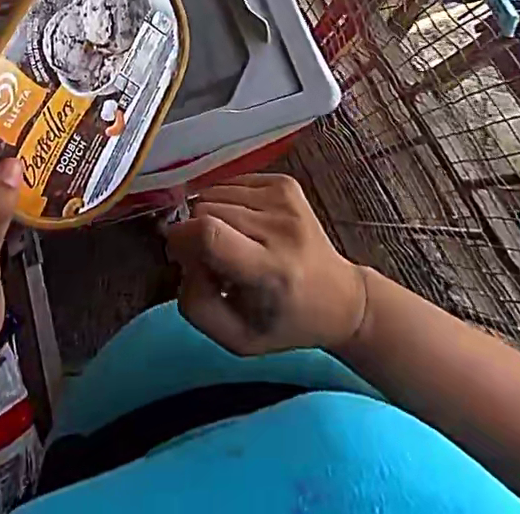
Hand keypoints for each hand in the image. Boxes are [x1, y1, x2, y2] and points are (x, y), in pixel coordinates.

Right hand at [163, 174, 367, 354]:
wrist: (339, 298)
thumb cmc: (282, 321)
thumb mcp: (235, 338)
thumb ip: (195, 304)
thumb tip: (180, 255)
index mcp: (272, 271)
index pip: (210, 233)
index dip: (182, 238)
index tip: (180, 255)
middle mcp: (281, 228)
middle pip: (205, 209)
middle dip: (194, 232)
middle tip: (211, 258)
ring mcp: (285, 200)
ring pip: (213, 192)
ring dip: (208, 215)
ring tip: (230, 242)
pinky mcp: (285, 183)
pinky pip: (229, 181)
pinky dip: (223, 201)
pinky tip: (241, 224)